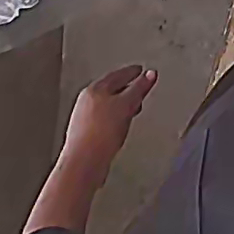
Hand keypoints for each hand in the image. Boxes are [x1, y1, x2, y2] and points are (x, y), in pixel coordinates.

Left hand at [59, 64, 156, 183]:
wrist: (84, 163)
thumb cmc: (100, 133)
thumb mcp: (126, 106)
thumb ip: (139, 88)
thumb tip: (150, 74)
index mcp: (95, 89)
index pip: (118, 74)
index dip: (133, 72)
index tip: (141, 70)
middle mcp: (87, 100)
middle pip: (111, 89)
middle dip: (127, 88)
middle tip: (139, 87)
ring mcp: (84, 117)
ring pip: (107, 105)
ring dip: (121, 105)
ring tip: (132, 109)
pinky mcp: (86, 134)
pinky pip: (104, 120)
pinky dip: (115, 119)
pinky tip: (120, 127)